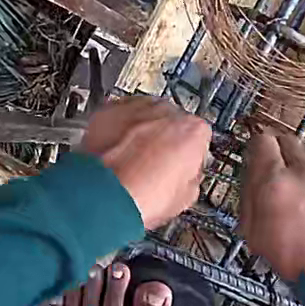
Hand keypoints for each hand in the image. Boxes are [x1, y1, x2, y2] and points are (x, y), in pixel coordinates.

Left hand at [80, 98, 210, 228]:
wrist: (105, 194)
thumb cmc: (143, 196)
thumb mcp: (185, 197)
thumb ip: (191, 175)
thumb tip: (186, 176)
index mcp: (193, 130)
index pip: (199, 136)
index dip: (189, 154)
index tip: (180, 165)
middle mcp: (166, 111)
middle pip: (170, 121)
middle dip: (163, 138)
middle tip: (153, 162)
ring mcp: (136, 108)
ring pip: (144, 114)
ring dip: (140, 130)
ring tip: (131, 157)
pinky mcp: (109, 111)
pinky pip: (119, 116)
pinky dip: (117, 128)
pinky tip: (115, 149)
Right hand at [240, 130, 304, 282]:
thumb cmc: (291, 255)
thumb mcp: (251, 226)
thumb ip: (249, 189)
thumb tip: (252, 167)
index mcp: (274, 180)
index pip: (262, 139)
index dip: (259, 146)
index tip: (260, 152)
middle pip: (288, 139)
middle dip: (281, 151)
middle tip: (281, 168)